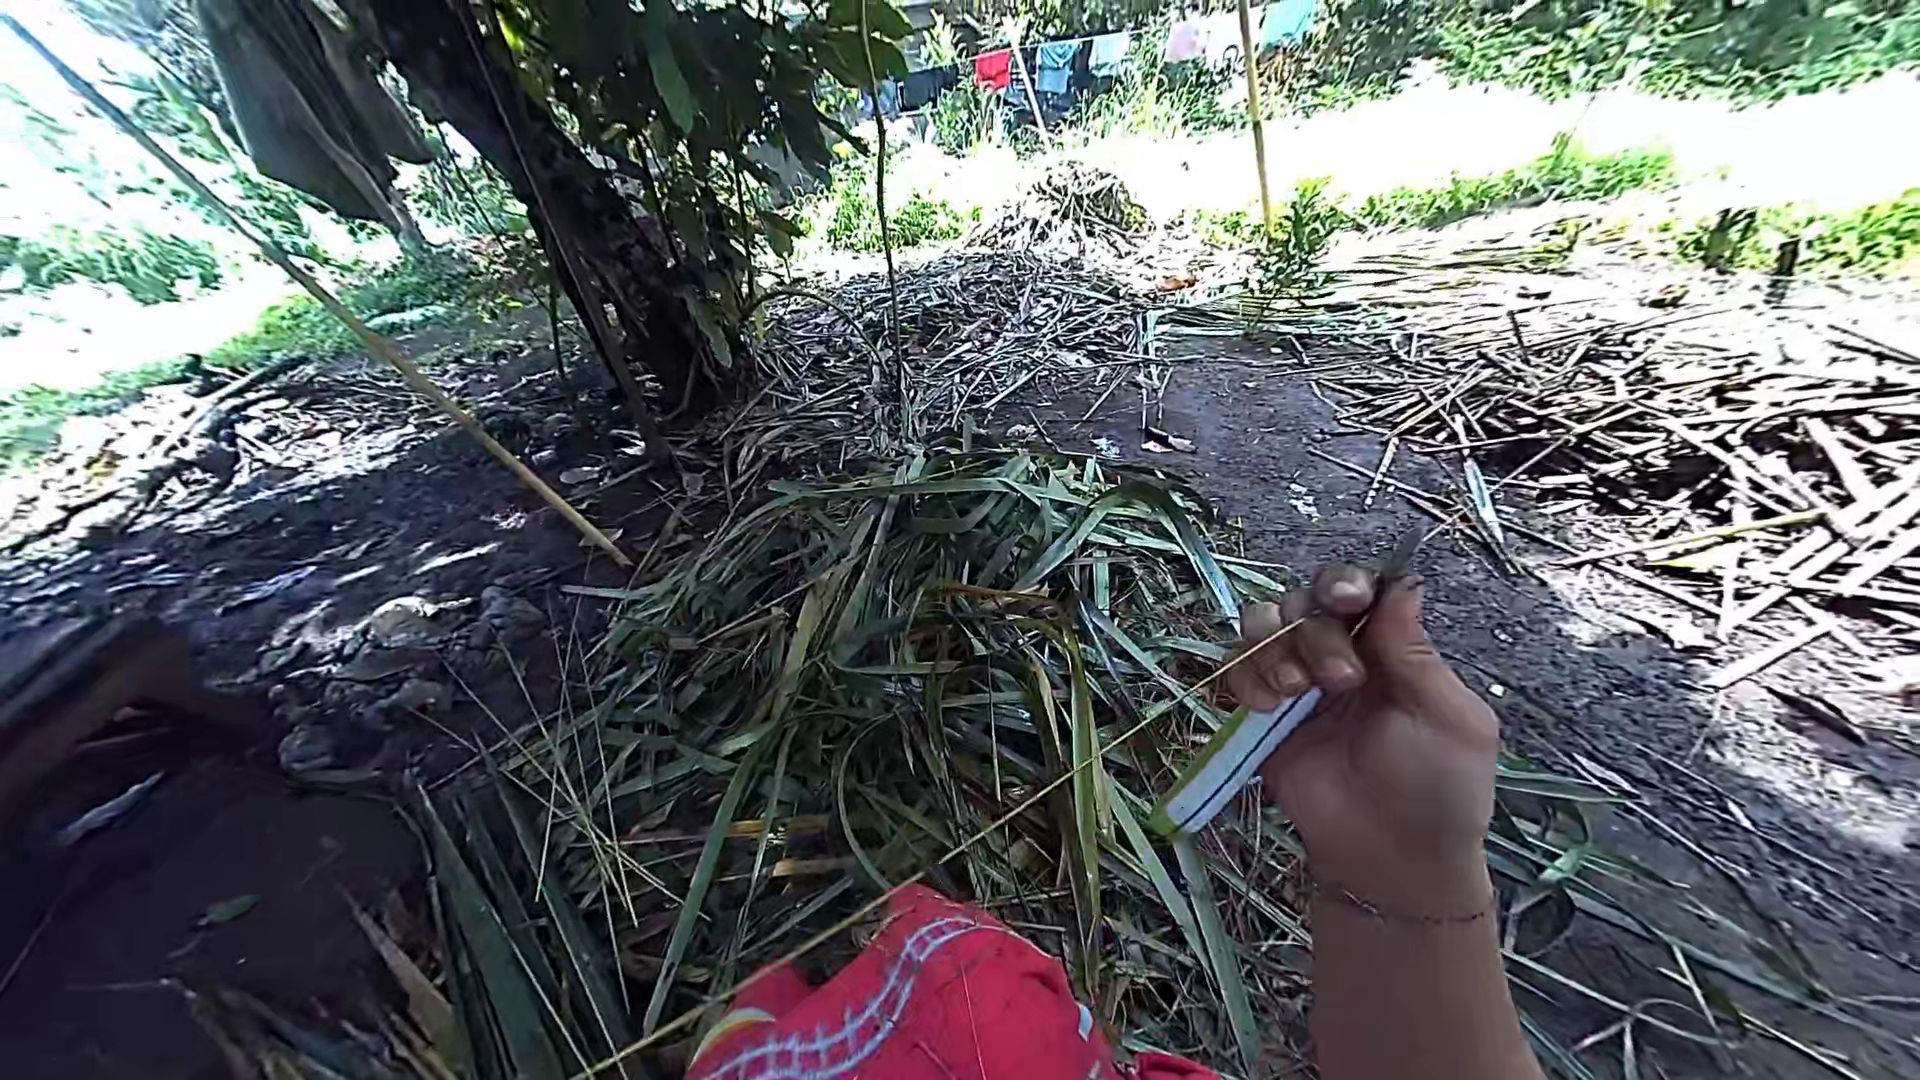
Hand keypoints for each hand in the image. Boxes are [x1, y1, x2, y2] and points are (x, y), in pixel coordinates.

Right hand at [1225, 565, 1499, 914]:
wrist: (1385, 852)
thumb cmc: (1435, 785)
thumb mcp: (1446, 717)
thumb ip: (1415, 651)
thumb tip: (1403, 582)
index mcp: (1385, 649)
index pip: (1355, 591)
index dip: (1342, 584)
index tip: (1344, 600)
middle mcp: (1334, 653)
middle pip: (1303, 603)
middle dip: (1316, 635)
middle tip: (1340, 682)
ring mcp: (1292, 679)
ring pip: (1260, 625)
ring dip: (1274, 649)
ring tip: (1295, 692)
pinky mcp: (1258, 706)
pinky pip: (1234, 666)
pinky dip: (1245, 676)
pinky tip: (1267, 707)